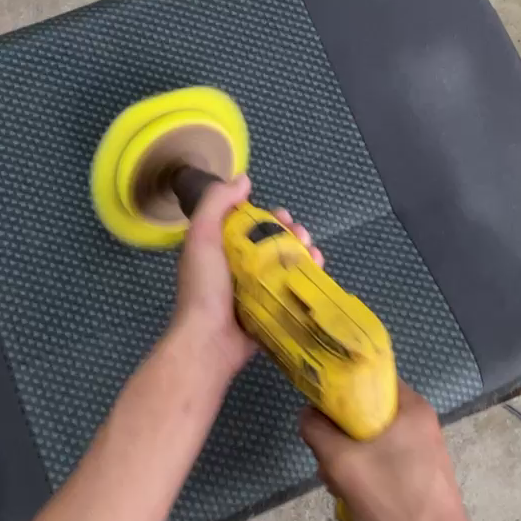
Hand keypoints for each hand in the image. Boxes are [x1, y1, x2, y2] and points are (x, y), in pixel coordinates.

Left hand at [160, 175, 323, 383]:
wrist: (208, 341)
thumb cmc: (203, 287)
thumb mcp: (202, 236)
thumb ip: (217, 203)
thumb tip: (242, 179)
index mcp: (217, 249)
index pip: (247, 225)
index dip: (266, 216)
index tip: (282, 215)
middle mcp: (235, 268)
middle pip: (270, 243)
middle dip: (290, 234)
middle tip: (302, 234)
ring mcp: (253, 291)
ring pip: (284, 265)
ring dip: (303, 254)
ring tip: (313, 252)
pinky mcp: (269, 311)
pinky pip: (292, 290)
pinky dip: (306, 279)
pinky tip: (317, 272)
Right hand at [300, 383, 473, 520]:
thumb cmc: (392, 504)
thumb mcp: (341, 463)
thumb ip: (316, 430)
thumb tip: (308, 414)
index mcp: (412, 407)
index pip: (368, 377)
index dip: (338, 387)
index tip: (318, 408)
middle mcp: (422, 421)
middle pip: (368, 409)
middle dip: (340, 430)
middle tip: (326, 455)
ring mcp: (426, 448)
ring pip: (374, 437)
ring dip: (350, 454)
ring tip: (337, 481)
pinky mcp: (425, 473)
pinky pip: (387, 457)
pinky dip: (367, 469)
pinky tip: (356, 494)